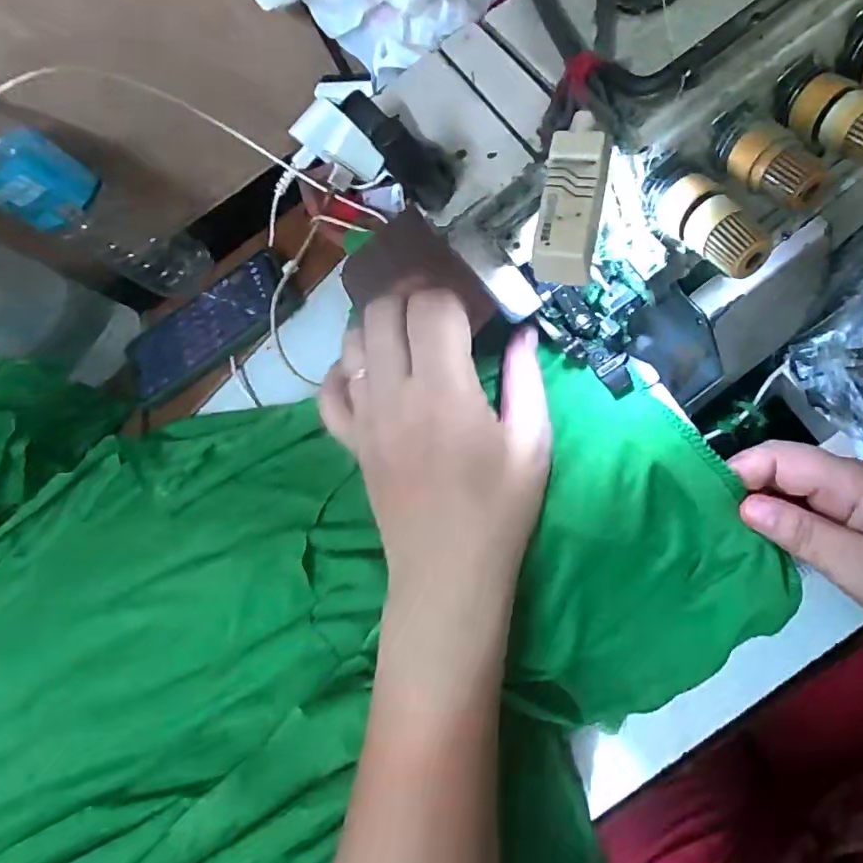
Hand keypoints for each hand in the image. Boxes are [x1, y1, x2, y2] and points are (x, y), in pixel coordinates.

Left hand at [319, 289, 551, 615]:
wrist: (447, 570)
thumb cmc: (500, 507)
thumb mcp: (533, 442)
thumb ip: (526, 378)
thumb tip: (522, 333)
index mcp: (445, 391)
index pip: (431, 307)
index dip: (452, 292)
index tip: (473, 304)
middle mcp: (395, 394)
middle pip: (384, 310)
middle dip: (414, 294)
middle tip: (444, 307)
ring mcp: (364, 417)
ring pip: (353, 340)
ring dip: (382, 322)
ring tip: (413, 332)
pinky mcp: (350, 441)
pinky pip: (329, 389)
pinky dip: (346, 367)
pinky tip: (374, 371)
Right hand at [728, 441, 862, 662]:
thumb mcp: (861, 567)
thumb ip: (802, 533)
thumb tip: (744, 505)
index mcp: (850, 481)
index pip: (780, 456)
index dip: (741, 471)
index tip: (708, 504)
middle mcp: (845, 478)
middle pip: (780, 464)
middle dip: (742, 483)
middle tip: (708, 518)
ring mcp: (848, 497)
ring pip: (788, 483)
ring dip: (756, 500)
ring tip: (723, 528)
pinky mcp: (849, 517)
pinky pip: (802, 505)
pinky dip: (777, 517)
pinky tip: (760, 538)